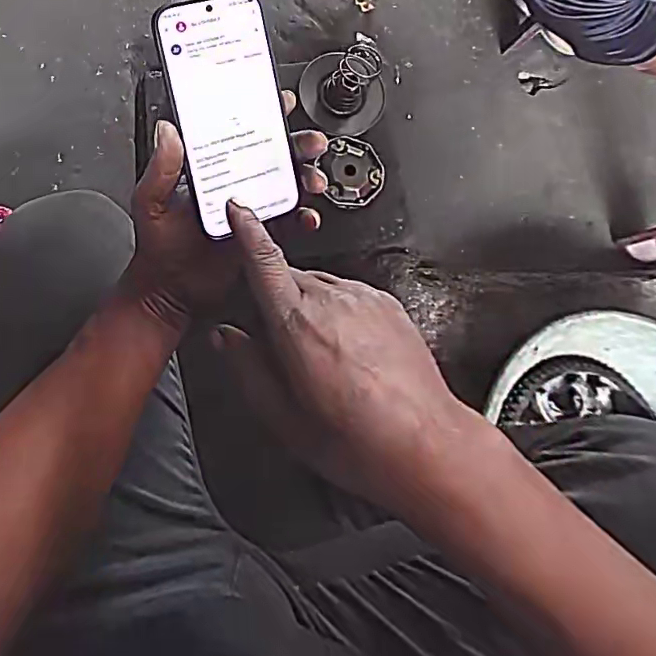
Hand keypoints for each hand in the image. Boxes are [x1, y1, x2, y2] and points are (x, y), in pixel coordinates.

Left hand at [123, 90, 328, 323]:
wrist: (169, 293)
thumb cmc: (157, 247)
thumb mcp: (150, 202)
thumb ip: (160, 168)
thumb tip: (167, 131)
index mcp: (212, 170)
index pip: (240, 135)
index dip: (264, 117)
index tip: (281, 104)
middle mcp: (236, 184)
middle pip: (275, 156)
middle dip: (299, 146)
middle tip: (311, 143)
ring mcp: (252, 209)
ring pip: (289, 185)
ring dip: (307, 178)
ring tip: (313, 180)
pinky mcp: (263, 234)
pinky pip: (290, 222)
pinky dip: (304, 218)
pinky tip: (307, 217)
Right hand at [211, 202, 484, 510]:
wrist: (429, 444)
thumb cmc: (360, 441)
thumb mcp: (284, 420)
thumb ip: (247, 369)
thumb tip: (227, 339)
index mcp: (297, 324)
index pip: (264, 260)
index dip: (247, 230)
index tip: (238, 210)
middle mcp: (331, 300)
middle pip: (289, 279)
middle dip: (278, 301)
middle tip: (286, 347)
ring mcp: (363, 298)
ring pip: (320, 287)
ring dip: (312, 309)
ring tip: (327, 360)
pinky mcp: (387, 303)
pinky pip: (350, 296)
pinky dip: (340, 314)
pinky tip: (351, 354)